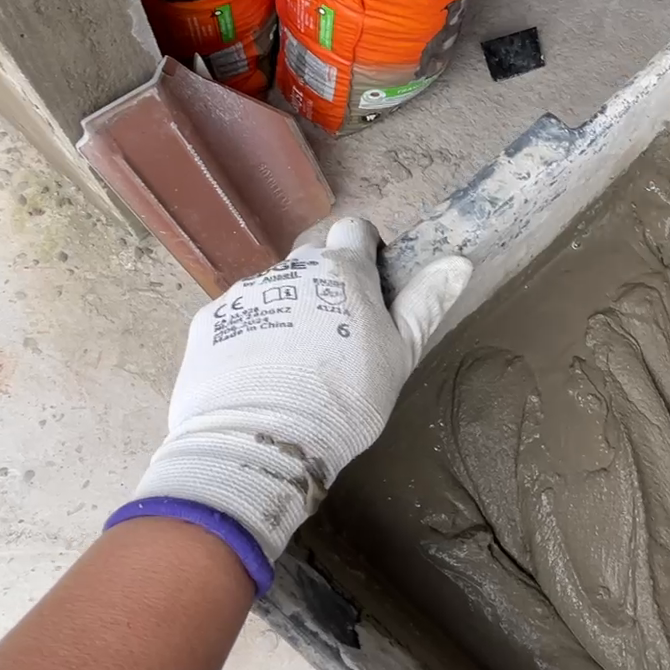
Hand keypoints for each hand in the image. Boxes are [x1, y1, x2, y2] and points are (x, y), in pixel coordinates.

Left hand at [123, 218, 471, 589]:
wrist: (261, 440)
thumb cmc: (347, 395)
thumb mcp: (401, 352)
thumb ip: (426, 303)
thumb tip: (461, 260)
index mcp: (343, 271)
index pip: (354, 230)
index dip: (364, 252)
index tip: (369, 288)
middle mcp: (291, 270)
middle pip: (312, 260)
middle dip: (325, 284)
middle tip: (335, 335)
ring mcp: (246, 294)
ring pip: (275, 290)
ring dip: (288, 311)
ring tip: (294, 364)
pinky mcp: (209, 321)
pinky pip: (237, 318)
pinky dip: (250, 336)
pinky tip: (258, 376)